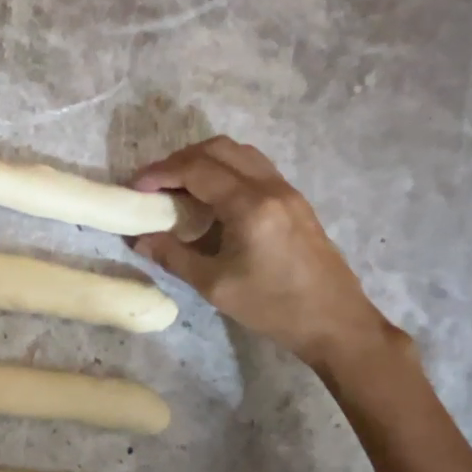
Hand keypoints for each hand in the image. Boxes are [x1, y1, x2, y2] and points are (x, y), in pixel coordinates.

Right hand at [131, 136, 398, 369]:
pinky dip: (226, 171)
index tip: (136, 188)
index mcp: (250, 206)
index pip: (197, 169)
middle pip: (218, 149)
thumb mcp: (215, 286)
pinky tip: (212, 200)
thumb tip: (139, 239)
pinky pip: (254, 168)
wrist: (336, 322)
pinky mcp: (295, 202)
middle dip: (180, 160)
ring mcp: (287, 191)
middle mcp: (271, 187)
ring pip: (240, 154)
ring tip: (180, 189)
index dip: (161, 172)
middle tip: (155, 185)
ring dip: (205, 161)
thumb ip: (174, 256)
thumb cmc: (274, 308)